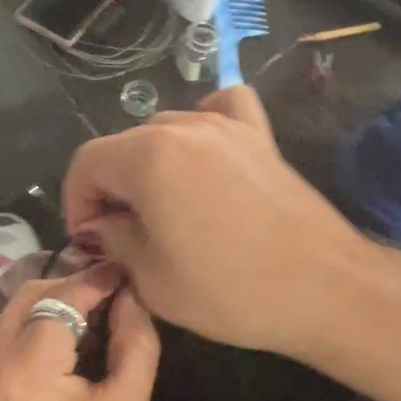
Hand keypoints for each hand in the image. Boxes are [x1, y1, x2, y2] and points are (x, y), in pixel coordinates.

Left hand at [0, 263, 160, 400]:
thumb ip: (134, 342)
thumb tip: (132, 295)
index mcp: (28, 368)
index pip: (64, 297)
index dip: (97, 279)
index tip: (123, 273)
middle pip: (27, 297)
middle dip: (68, 289)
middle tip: (105, 297)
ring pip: (1, 318)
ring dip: (37, 311)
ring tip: (72, 327)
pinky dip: (4, 335)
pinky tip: (30, 353)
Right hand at [62, 87, 374, 357]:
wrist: (324, 290)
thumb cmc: (229, 292)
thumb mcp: (151, 278)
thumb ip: (114, 239)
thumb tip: (101, 226)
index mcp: (148, 157)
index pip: (86, 163)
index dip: (76, 203)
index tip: (89, 242)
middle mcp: (184, 127)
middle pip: (122, 145)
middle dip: (110, 188)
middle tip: (122, 237)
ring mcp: (227, 126)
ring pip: (164, 130)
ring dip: (149, 166)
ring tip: (162, 210)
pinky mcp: (260, 137)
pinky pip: (221, 108)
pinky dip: (204, 122)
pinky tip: (204, 155)